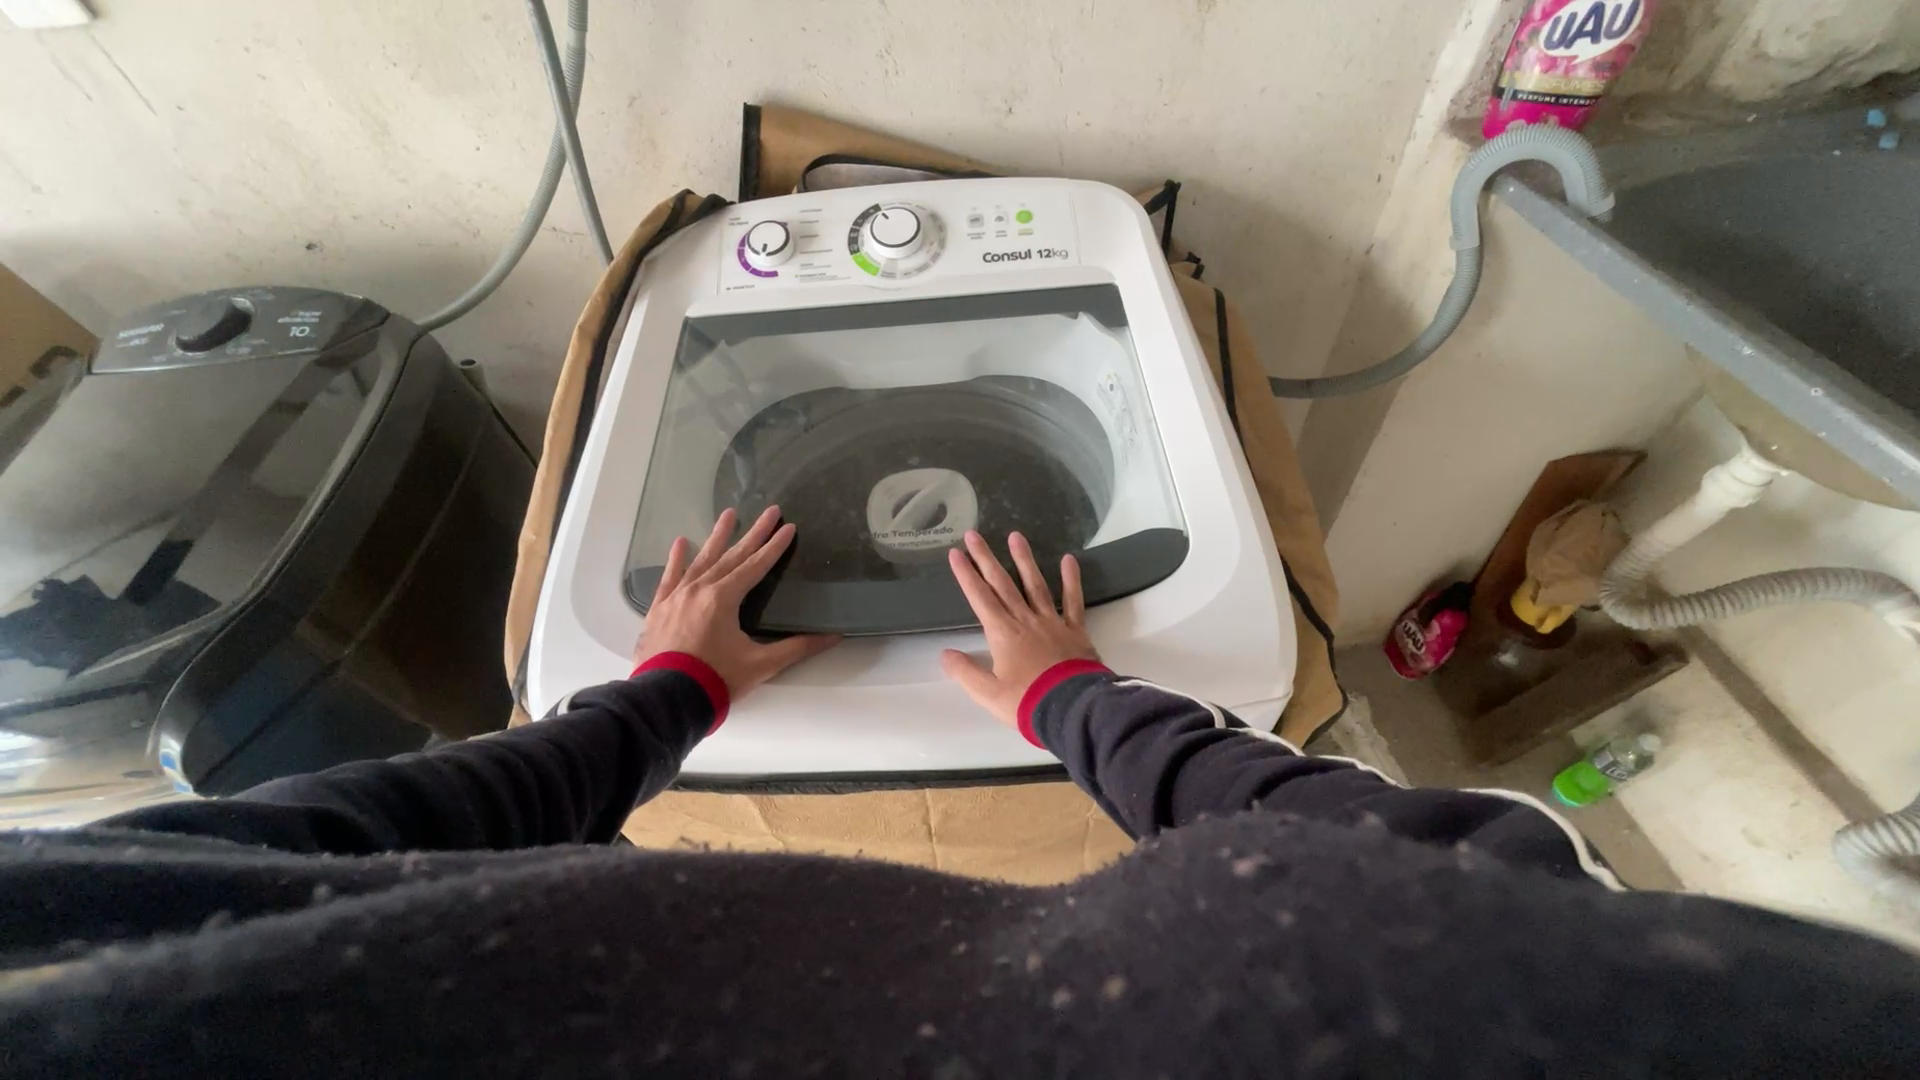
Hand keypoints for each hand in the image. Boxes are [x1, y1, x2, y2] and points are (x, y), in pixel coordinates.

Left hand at [634, 506, 839, 697]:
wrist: (665, 699)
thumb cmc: (716, 680)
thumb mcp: (761, 665)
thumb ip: (797, 648)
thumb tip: (833, 638)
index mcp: (724, 598)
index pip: (756, 566)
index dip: (775, 546)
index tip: (788, 527)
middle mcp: (700, 589)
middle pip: (732, 556)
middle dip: (754, 533)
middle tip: (769, 510)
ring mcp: (677, 597)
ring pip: (701, 560)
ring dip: (717, 537)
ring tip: (729, 514)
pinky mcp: (660, 609)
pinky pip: (669, 577)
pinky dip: (676, 560)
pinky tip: (681, 542)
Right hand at [940, 531, 1099, 727]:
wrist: (1072, 708)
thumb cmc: (1027, 702)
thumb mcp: (988, 693)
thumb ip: (966, 672)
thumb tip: (946, 654)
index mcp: (1002, 633)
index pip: (979, 597)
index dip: (966, 574)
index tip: (956, 553)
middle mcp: (1025, 620)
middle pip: (1002, 584)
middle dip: (986, 559)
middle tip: (974, 535)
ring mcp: (1051, 622)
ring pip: (1035, 585)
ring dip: (1024, 560)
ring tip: (1016, 536)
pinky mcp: (1075, 630)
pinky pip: (1072, 601)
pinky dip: (1071, 580)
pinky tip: (1069, 560)